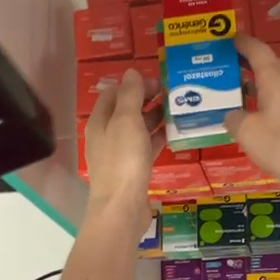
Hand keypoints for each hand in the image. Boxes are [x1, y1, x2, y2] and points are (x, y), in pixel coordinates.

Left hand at [83, 68, 161, 238]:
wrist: (122, 207)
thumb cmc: (123, 160)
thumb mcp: (127, 121)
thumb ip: (130, 95)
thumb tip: (132, 72)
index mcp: (100, 121)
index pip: (113, 93)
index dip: (133, 84)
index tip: (157, 81)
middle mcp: (107, 136)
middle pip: (126, 110)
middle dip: (147, 99)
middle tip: (173, 94)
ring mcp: (120, 154)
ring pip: (138, 129)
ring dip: (155, 118)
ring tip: (178, 110)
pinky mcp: (133, 170)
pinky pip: (146, 148)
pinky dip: (158, 138)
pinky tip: (175, 133)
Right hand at [225, 37, 279, 194]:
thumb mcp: (249, 134)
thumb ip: (235, 120)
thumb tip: (233, 115)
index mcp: (276, 82)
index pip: (259, 52)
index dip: (243, 43)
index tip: (229, 38)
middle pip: (270, 68)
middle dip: (250, 64)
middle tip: (228, 66)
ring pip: (277, 89)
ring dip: (258, 88)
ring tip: (237, 94)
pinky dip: (267, 108)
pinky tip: (257, 123)